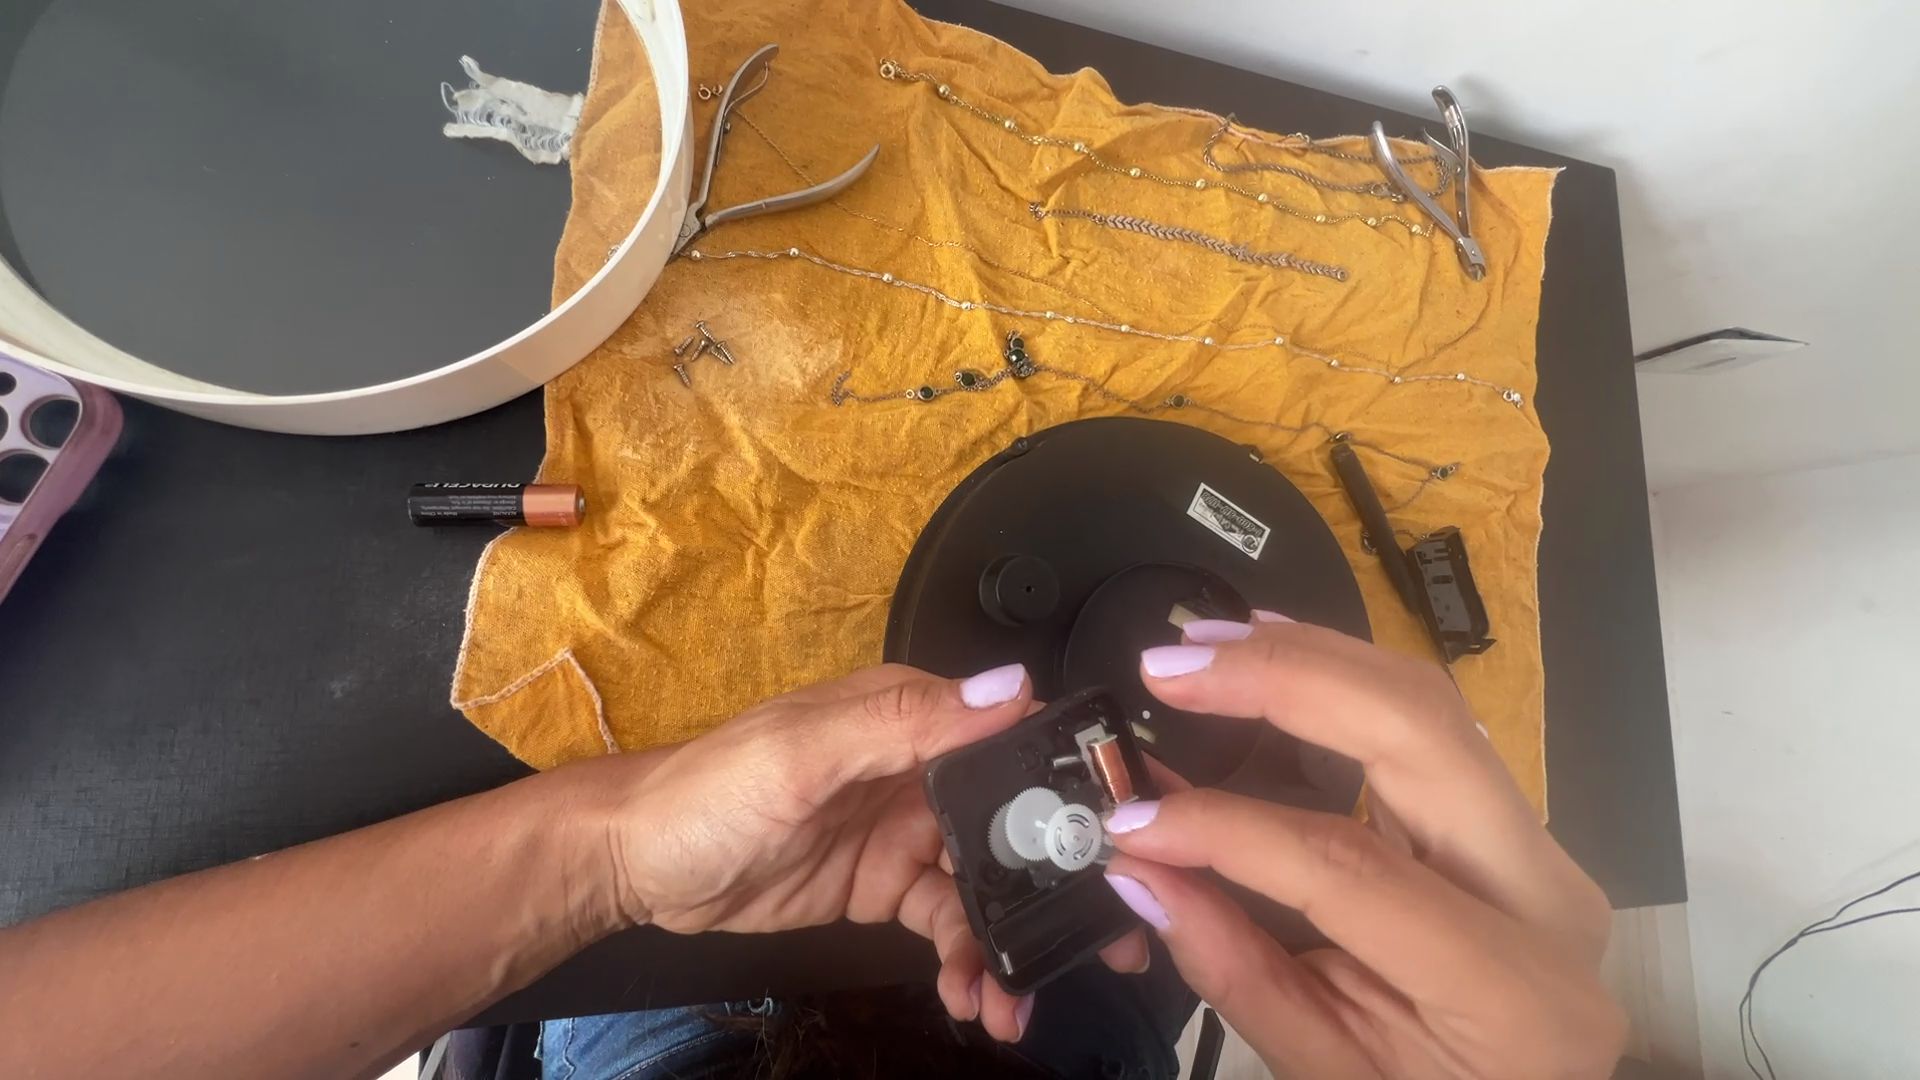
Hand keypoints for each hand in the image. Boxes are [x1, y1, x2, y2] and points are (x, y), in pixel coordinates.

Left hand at [593, 663, 1148, 1042]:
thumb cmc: (718, 789)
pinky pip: (948, 920)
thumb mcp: (806, 751)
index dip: (1071, 785)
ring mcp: (909, 829)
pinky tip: (970, 996)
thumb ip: (907, 721)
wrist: (643, 863)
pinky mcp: (889, 882)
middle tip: (1104, 942)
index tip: (1121, 842)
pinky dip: (967, 958)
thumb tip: (1014, 684)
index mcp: (915, 718)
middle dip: (1057, 881)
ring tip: (1013, 1002)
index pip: (1013, 738)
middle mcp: (924, 767)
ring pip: (988, 883)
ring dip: (1011, 939)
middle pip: (1014, 821)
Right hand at [1100, 617, 1625, 1078]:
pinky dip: (1330, 665)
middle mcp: (1541, 887)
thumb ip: (1227, 962)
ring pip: (1417, 695)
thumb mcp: (1323, 1072)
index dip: (1222, 827)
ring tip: (1202, 645)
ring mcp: (1529, 836)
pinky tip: (1266, 643)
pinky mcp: (1496, 808)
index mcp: (1511, 989)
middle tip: (1169, 671)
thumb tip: (1137, 864)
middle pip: (1412, 728)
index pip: (1343, 864)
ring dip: (1299, 653)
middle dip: (1276, 677)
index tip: (1130, 818)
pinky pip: (1417, 709)